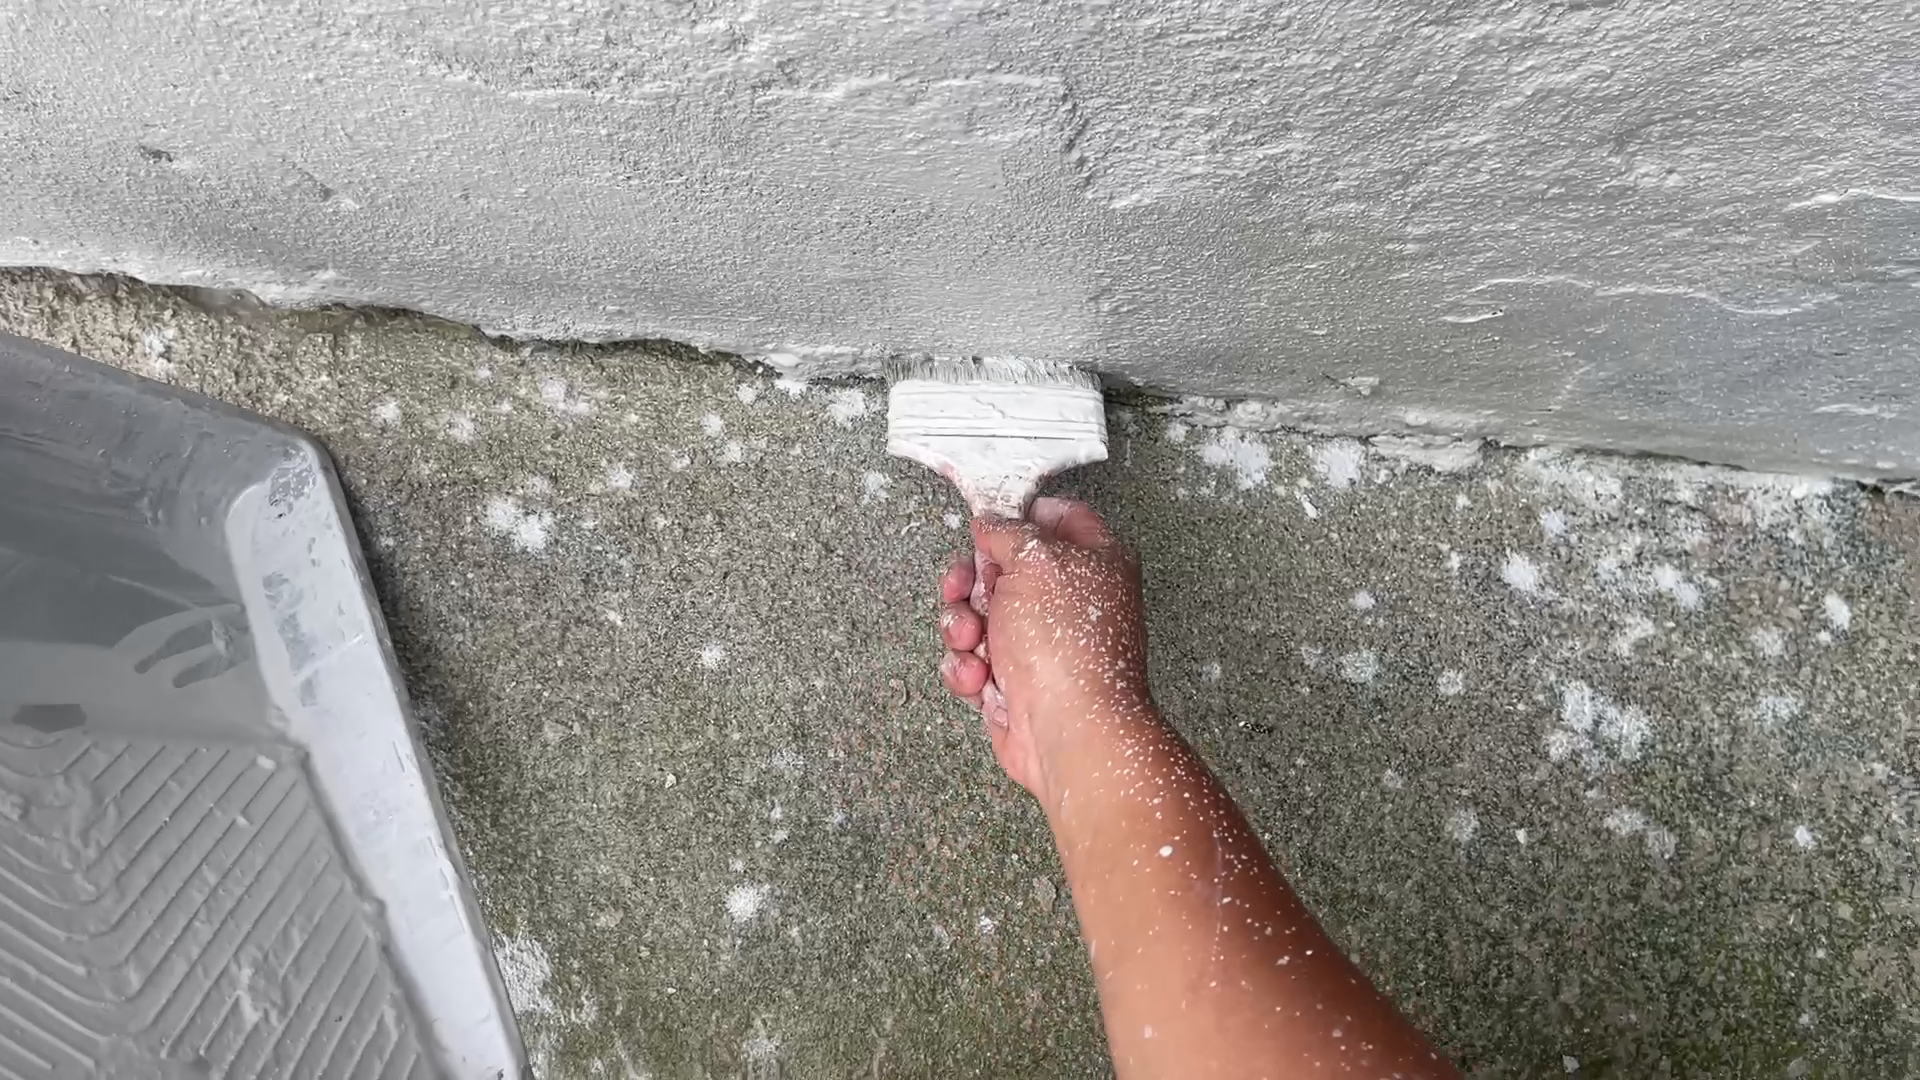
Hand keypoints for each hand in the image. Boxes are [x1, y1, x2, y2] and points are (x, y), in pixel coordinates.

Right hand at [936, 498, 1150, 803]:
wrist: (1065, 729)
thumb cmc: (1065, 646)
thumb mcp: (1033, 561)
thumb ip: (1007, 532)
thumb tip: (991, 521)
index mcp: (1092, 561)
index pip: (1058, 517)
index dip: (1019, 516)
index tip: (988, 524)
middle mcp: (1067, 599)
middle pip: (1002, 568)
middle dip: (971, 581)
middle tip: (964, 589)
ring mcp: (1038, 641)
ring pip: (976, 615)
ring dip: (962, 627)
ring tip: (972, 641)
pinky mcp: (1011, 678)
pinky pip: (970, 658)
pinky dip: (968, 668)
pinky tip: (981, 678)